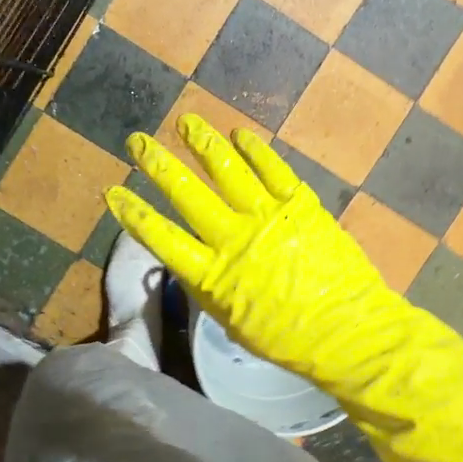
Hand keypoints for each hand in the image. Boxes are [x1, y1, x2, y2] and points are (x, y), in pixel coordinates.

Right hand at [105, 115, 462, 461]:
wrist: (348, 333)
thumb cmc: (286, 339)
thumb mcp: (232, 322)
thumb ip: (206, 286)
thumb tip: (188, 259)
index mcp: (213, 276)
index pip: (162, 238)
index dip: (134, 214)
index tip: (114, 191)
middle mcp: (234, 240)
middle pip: (188, 194)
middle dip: (159, 164)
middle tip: (138, 141)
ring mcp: (268, 218)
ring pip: (229, 171)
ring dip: (205, 144)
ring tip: (187, 122)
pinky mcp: (300, 206)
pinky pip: (274, 170)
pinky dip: (256, 151)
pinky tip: (240, 135)